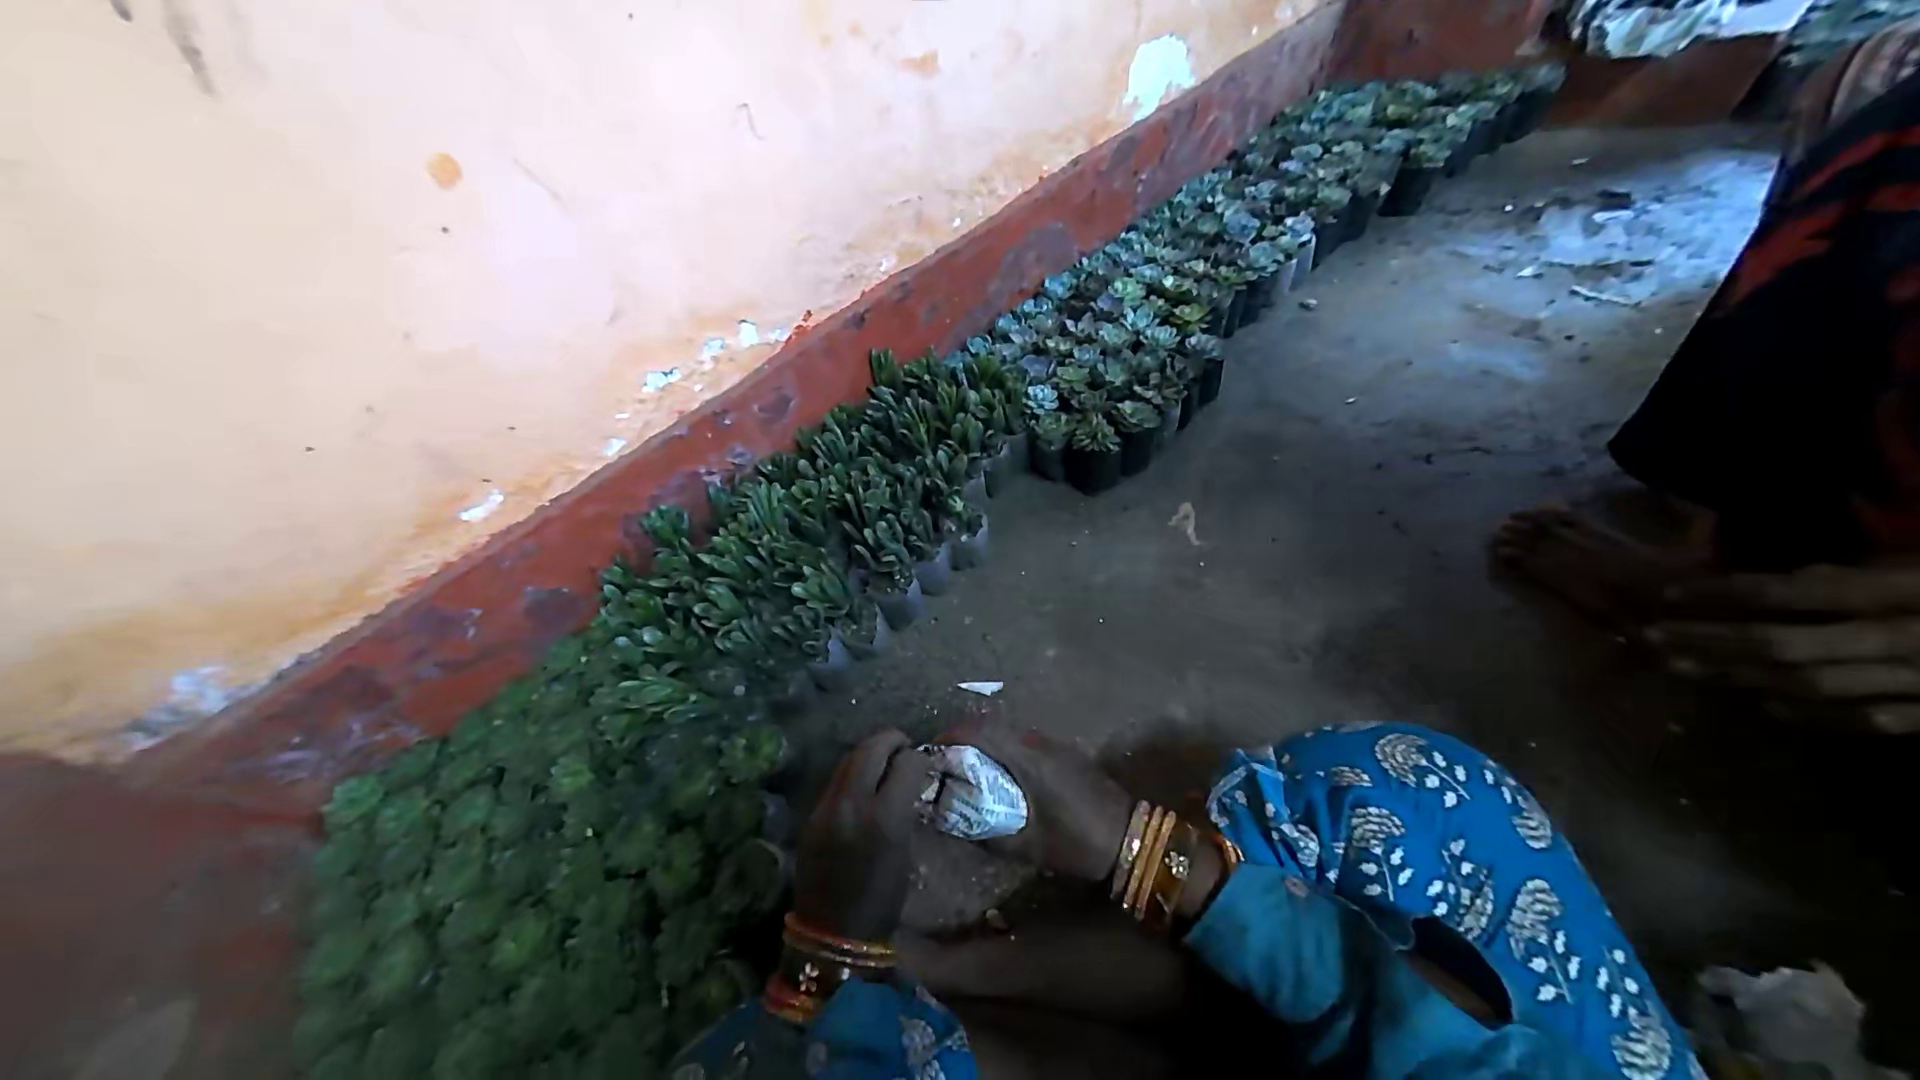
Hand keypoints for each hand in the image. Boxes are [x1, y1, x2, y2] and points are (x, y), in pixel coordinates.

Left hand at [793, 730, 930, 941]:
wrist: (833, 933)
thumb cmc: (882, 898)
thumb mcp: (905, 849)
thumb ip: (904, 806)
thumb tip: (908, 776)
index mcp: (884, 818)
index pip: (905, 763)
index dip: (918, 757)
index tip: (923, 761)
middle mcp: (852, 804)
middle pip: (871, 749)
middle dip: (891, 740)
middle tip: (904, 745)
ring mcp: (826, 807)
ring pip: (849, 759)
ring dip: (870, 752)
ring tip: (885, 758)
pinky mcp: (811, 815)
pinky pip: (836, 779)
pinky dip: (853, 771)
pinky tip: (864, 781)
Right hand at [937, 717, 1134, 881]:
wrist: (1132, 838)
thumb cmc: (1078, 843)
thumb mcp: (1029, 846)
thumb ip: (988, 834)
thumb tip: (954, 824)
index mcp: (1029, 760)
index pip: (983, 730)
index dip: (953, 735)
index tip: (933, 750)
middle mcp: (1040, 743)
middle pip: (994, 724)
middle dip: (965, 737)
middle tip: (946, 761)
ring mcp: (1055, 745)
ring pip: (1010, 730)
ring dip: (986, 741)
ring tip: (968, 767)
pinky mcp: (1064, 753)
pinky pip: (1024, 740)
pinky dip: (1004, 748)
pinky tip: (1000, 773)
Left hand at [1647, 562, 1919, 731]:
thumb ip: (1860, 578)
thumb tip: (1794, 577)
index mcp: (1900, 594)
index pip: (1788, 592)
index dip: (1723, 592)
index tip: (1670, 594)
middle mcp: (1903, 638)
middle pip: (1781, 643)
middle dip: (1709, 640)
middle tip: (1653, 635)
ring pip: (1811, 683)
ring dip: (1739, 676)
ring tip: (1681, 667)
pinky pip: (1867, 719)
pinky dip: (1813, 714)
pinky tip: (1766, 706)